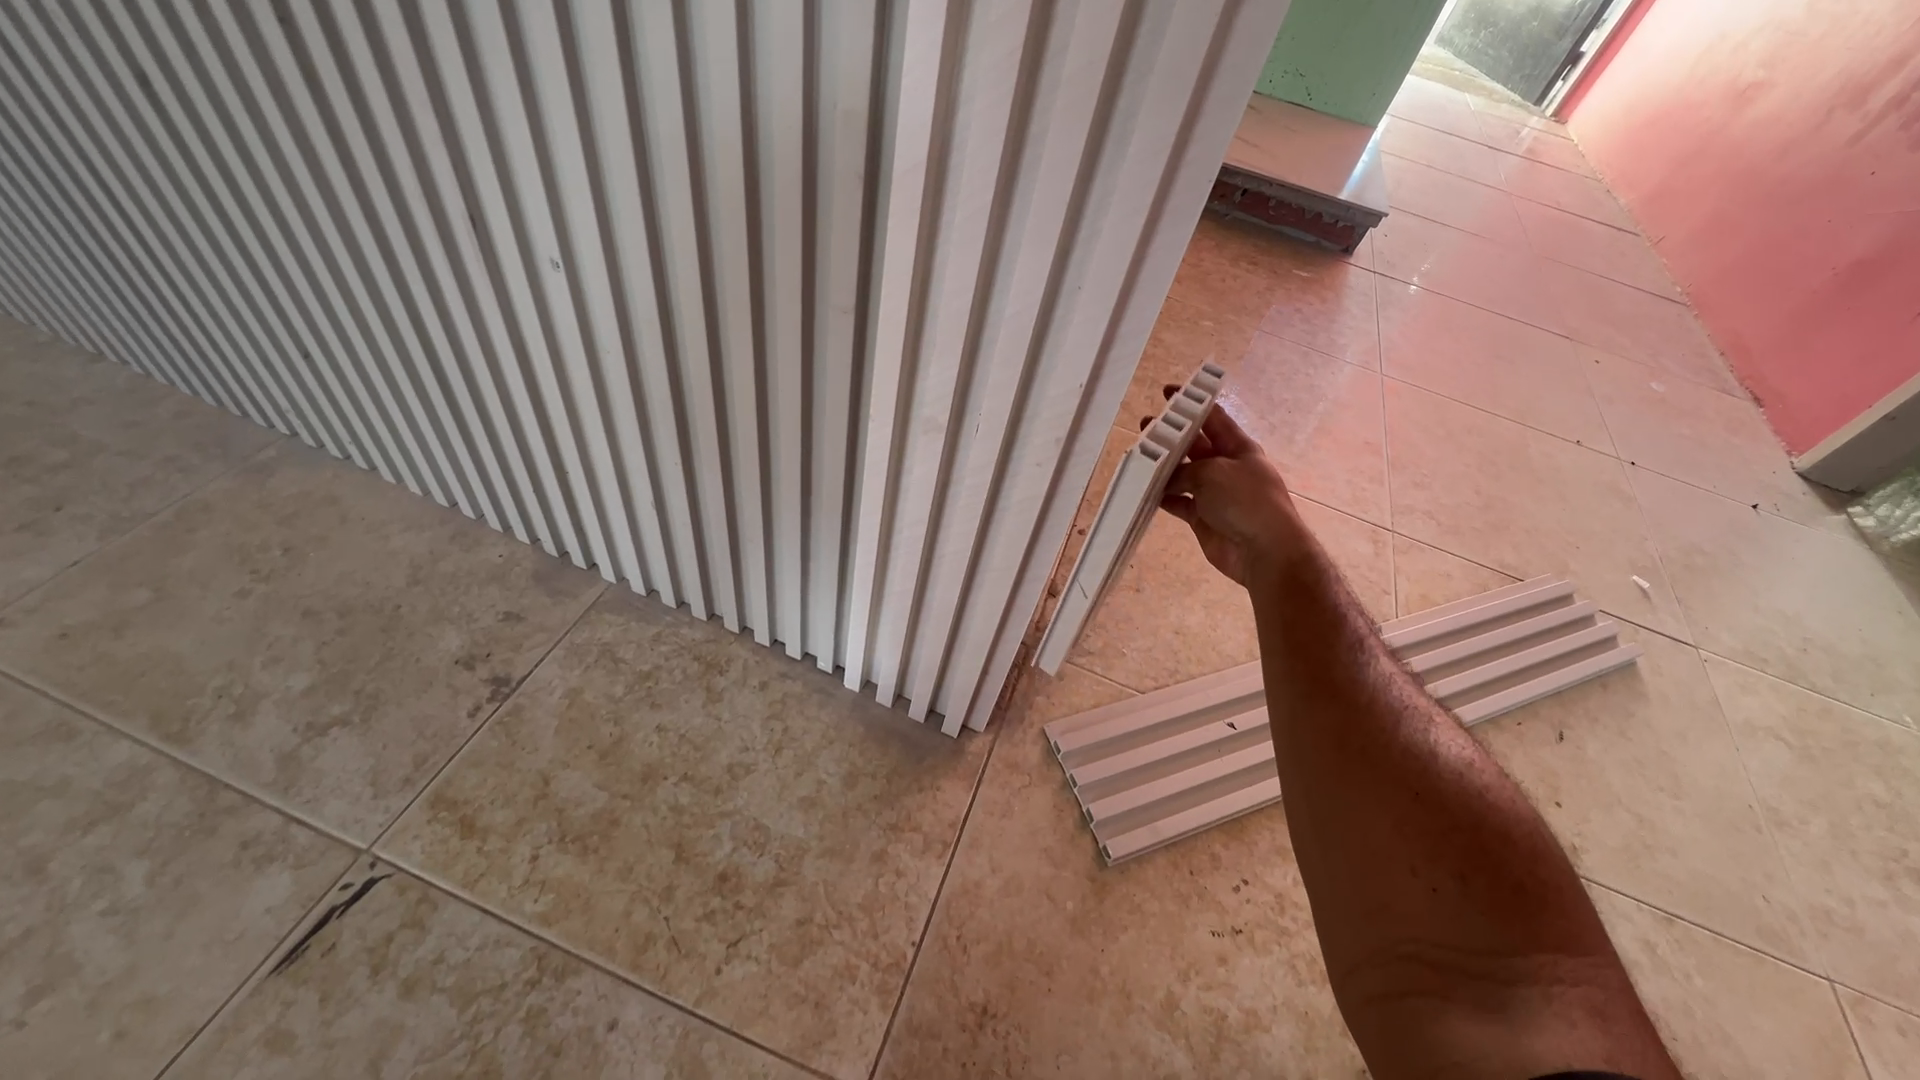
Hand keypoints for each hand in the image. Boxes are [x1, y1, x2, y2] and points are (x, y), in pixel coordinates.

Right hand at [1143, 386, 1313, 586]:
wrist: (1263, 550)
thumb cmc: (1245, 500)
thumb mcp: (1213, 472)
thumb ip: (1186, 470)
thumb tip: (1169, 478)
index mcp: (1239, 447)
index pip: (1213, 417)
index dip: (1192, 403)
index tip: (1169, 392)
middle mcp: (1227, 467)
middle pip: (1195, 445)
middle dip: (1171, 435)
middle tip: (1145, 425)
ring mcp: (1215, 494)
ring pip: (1184, 475)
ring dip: (1163, 466)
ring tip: (1138, 456)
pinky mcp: (1203, 518)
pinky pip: (1178, 502)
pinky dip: (1163, 497)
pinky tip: (1144, 490)